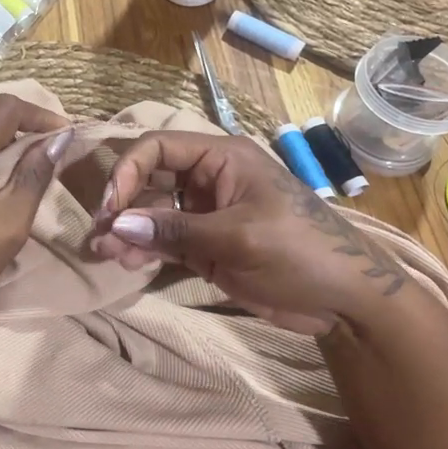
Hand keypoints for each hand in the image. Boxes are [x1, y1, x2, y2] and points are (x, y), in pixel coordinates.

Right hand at [91, 131, 407, 334]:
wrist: (346, 300)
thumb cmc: (300, 252)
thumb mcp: (238, 239)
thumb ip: (176, 230)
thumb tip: (118, 224)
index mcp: (222, 159)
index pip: (159, 148)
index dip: (128, 170)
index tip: (111, 205)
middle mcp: (208, 179)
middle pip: (149, 179)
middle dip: (122, 205)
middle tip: (100, 234)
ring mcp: (206, 214)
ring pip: (151, 213)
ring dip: (128, 230)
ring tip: (105, 254)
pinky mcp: (206, 245)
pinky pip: (163, 239)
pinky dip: (143, 248)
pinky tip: (127, 263)